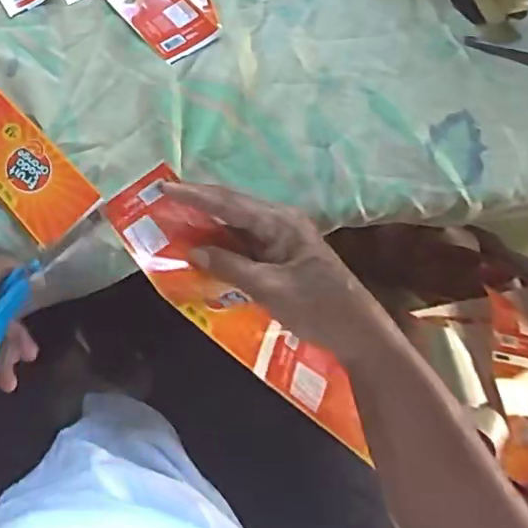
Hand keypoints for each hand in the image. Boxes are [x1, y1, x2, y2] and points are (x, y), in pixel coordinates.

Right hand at [161, 181, 396, 361]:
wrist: (364, 339)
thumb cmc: (322, 310)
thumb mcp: (272, 291)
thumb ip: (231, 268)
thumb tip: (193, 252)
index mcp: (280, 223)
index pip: (229, 204)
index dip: (194, 196)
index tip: (165, 188)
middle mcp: (279, 221)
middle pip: (230, 205)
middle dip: (197, 200)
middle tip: (164, 196)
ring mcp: (280, 236)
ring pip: (234, 220)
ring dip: (206, 218)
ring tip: (175, 213)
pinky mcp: (278, 252)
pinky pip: (242, 237)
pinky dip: (219, 237)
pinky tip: (202, 240)